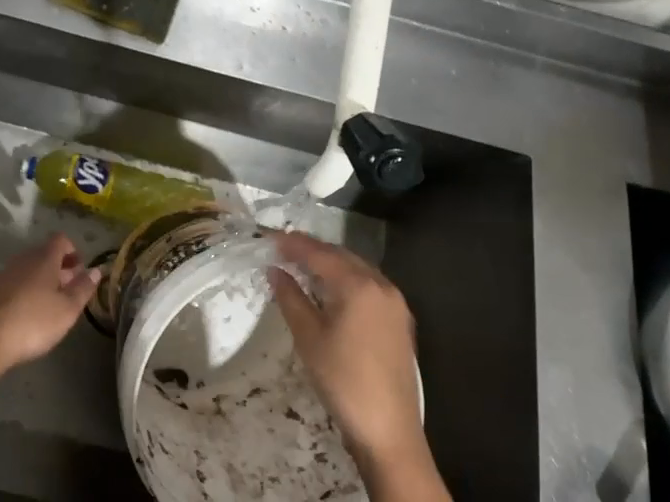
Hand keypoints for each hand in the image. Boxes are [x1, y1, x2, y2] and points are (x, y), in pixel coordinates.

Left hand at [0, 234, 101, 370]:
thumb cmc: (36, 321)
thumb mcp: (68, 308)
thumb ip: (83, 288)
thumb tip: (96, 270)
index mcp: (44, 258)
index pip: (60, 240)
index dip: (73, 251)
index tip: (81, 271)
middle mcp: (24, 258)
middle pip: (45, 252)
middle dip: (61, 266)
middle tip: (71, 289)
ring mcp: (7, 272)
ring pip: (31, 266)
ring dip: (45, 277)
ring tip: (53, 302)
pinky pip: (18, 279)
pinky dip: (29, 287)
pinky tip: (32, 310)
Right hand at [268, 231, 423, 455]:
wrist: (388, 429)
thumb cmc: (342, 380)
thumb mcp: (308, 337)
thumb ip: (290, 297)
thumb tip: (275, 270)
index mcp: (358, 286)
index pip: (319, 254)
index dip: (292, 244)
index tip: (268, 239)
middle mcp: (381, 286)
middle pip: (341, 256)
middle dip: (312, 250)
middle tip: (283, 250)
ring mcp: (396, 304)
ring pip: (358, 270)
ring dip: (331, 264)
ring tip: (303, 266)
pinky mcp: (400, 322)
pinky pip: (370, 287)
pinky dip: (348, 280)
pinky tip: (332, 291)